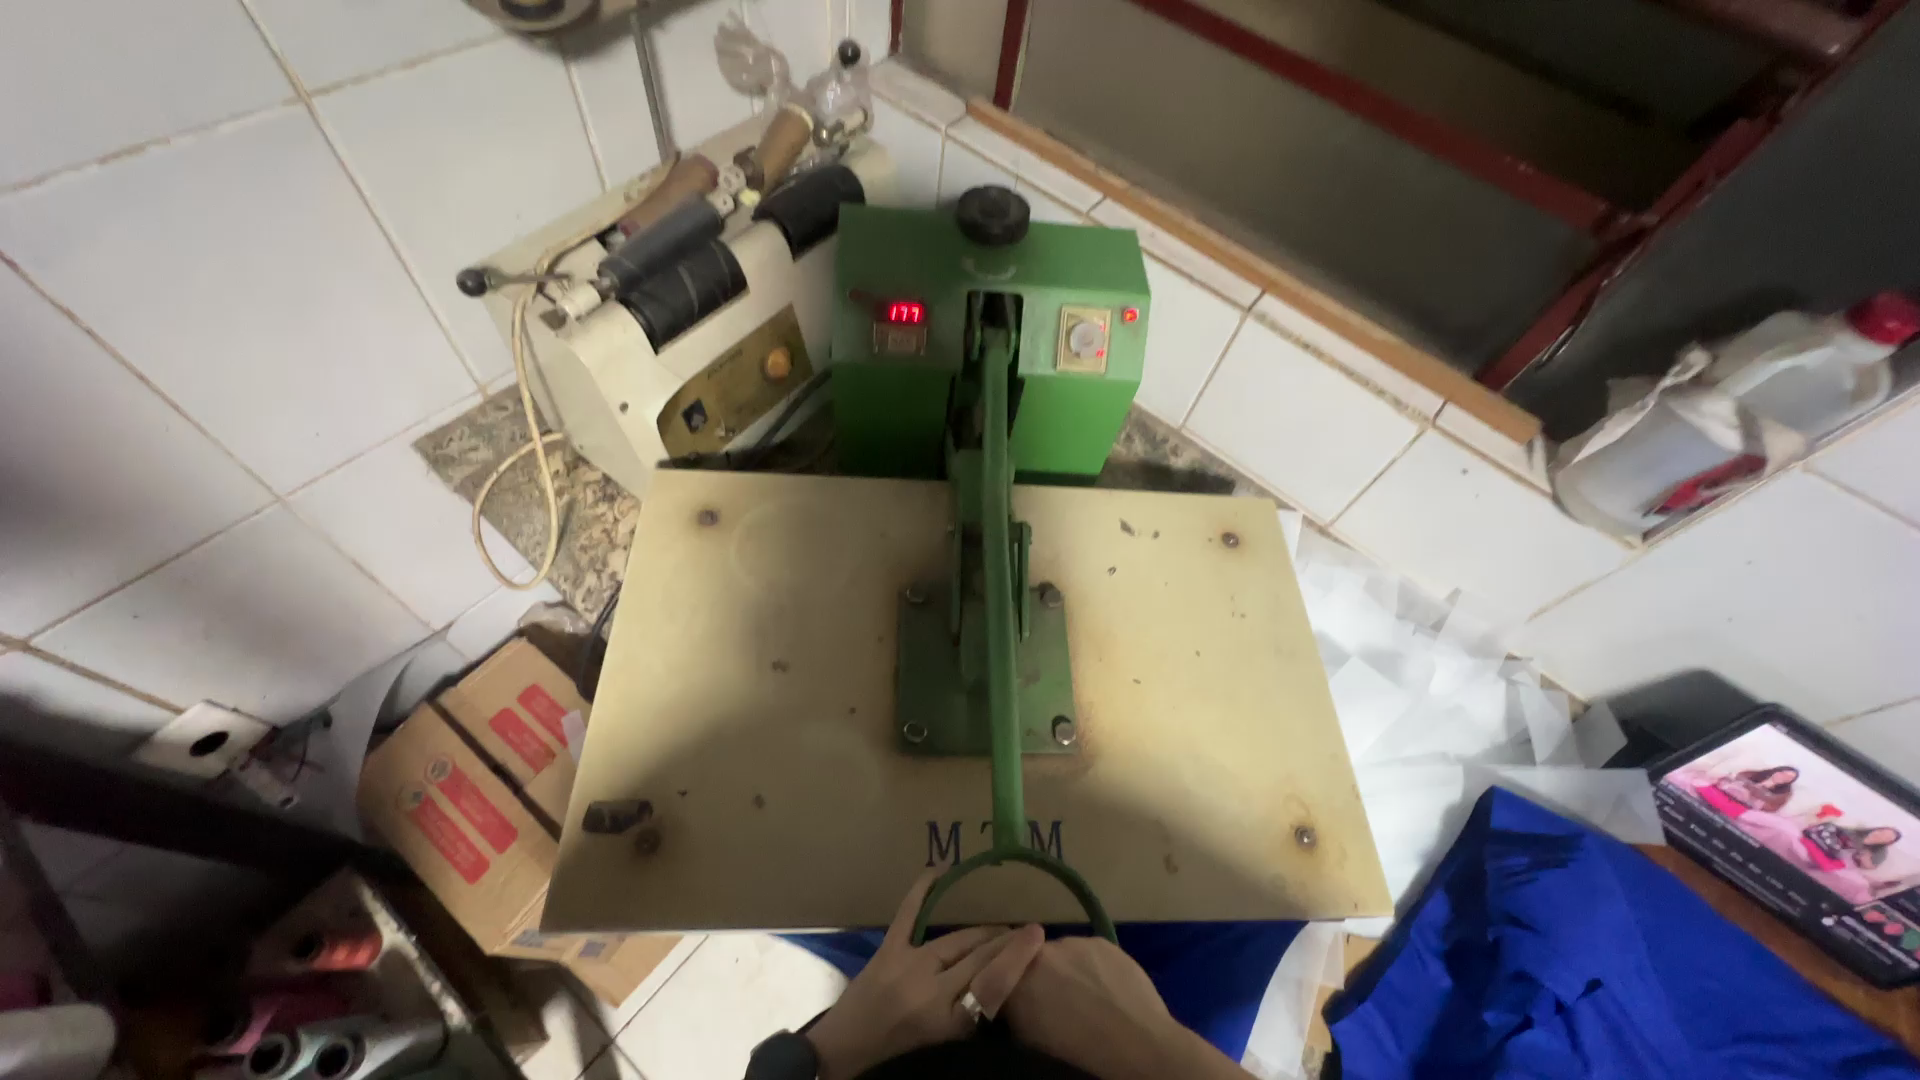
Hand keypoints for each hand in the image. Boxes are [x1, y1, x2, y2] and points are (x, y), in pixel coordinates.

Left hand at [806, 871, 1044, 1079]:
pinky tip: (939, 871)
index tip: (1038, 938)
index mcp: (947, 1017)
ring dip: (981, 930)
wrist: (848, 1044)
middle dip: (1005, 941)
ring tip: (1001, 924)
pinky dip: (923, 890)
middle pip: (977, 956)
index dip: (1018, 956)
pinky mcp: (889, 948)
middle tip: (1025, 931)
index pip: (992, 981)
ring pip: (955, 939)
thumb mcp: (946, 1036)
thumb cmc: (901, 1044)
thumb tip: (1004, 974)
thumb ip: (973, 1008)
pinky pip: (910, 913)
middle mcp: (930, 988)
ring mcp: (908, 963)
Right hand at [1005, 936, 1223, 1079]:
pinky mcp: (1101, 940)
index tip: (1023, 993)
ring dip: (1067, 966)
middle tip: (1054, 995)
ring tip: (1084, 992)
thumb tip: (1012, 998)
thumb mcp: (1031, 1035)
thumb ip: (1015, 1007)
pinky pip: (1089, 950)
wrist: (1135, 1040)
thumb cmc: (1077, 1046)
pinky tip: (1105, 986)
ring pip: (1063, 952)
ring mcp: (1074, 941)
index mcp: (1019, 973)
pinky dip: (1092, 965)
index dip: (1013, 978)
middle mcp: (1041, 950)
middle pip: (1034, 955)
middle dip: (1041, 971)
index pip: (1005, 966)